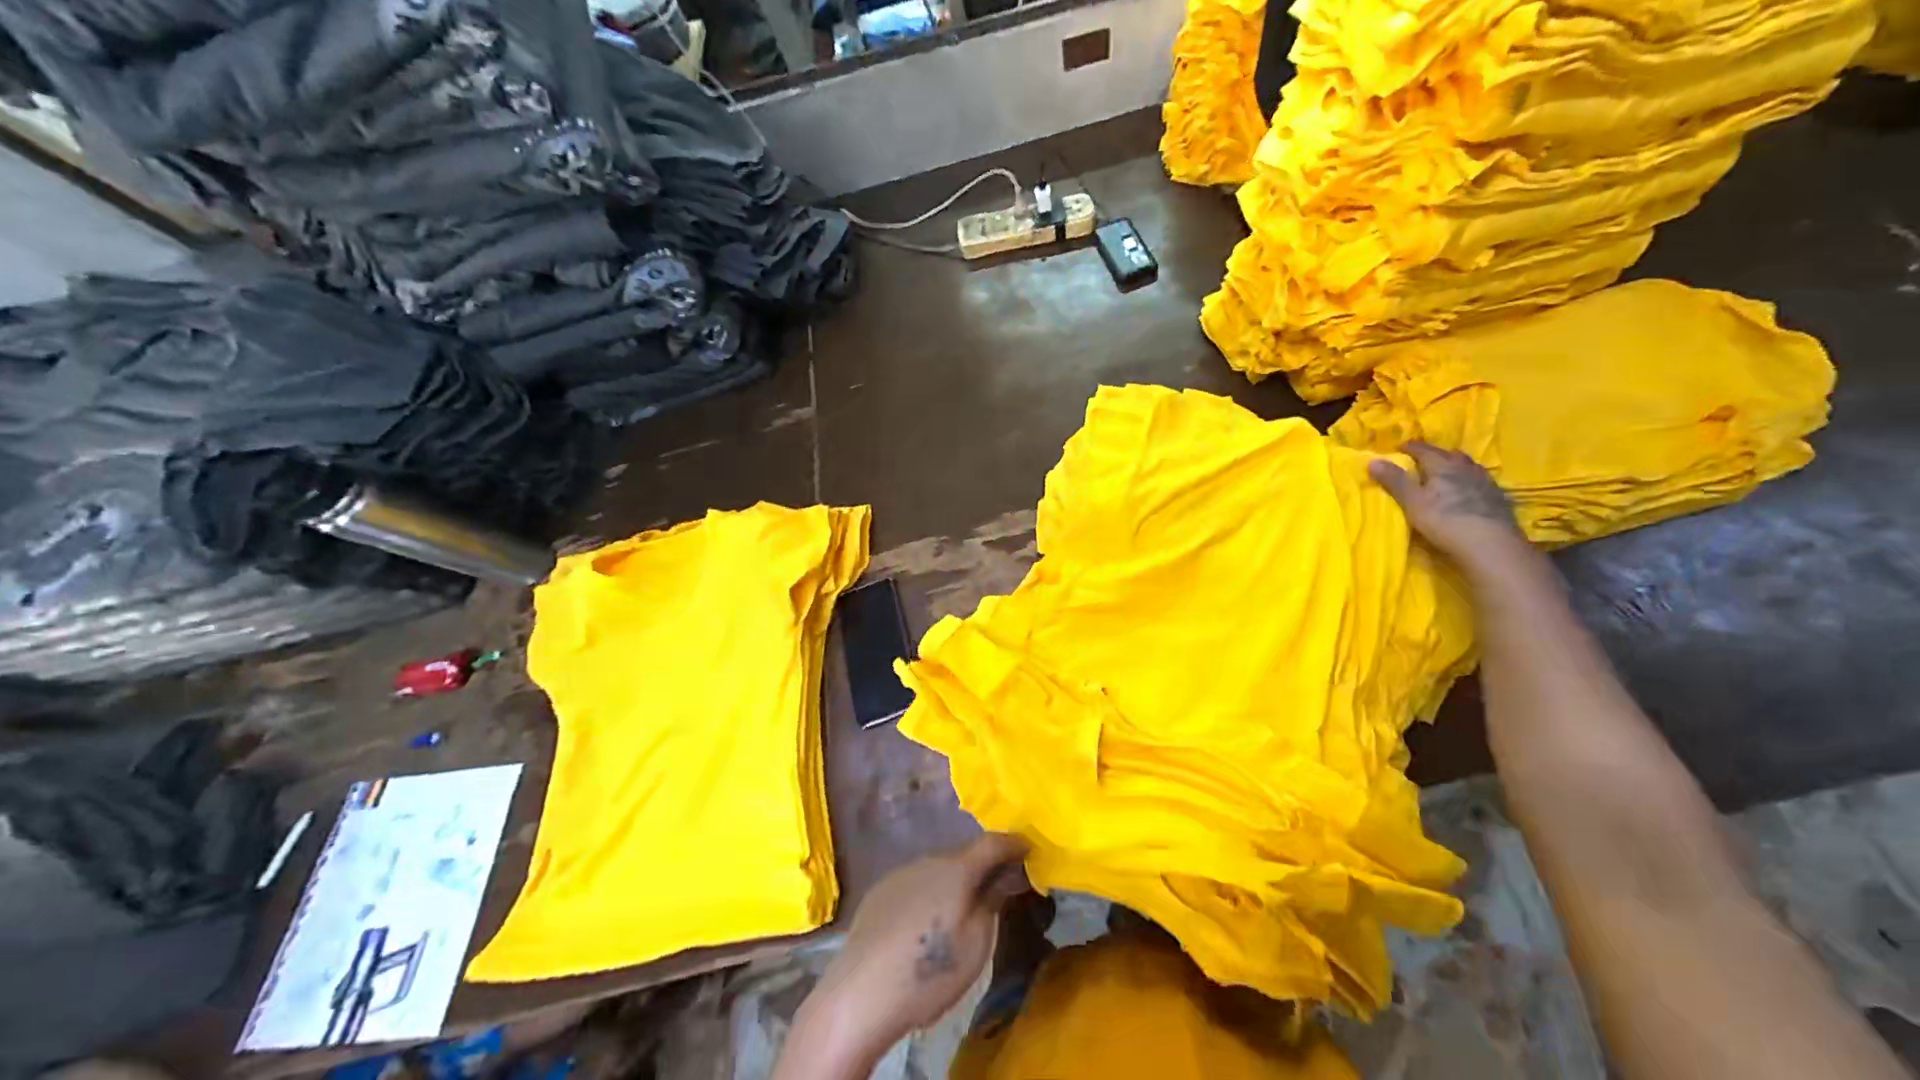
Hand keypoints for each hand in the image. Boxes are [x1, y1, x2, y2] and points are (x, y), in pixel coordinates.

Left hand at [775, 834, 1029, 1079]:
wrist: (860, 993)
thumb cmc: (929, 971)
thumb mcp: (976, 944)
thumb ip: (993, 902)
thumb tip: (1006, 876)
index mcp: (956, 870)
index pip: (993, 843)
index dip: (1014, 844)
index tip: (1030, 849)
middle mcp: (927, 861)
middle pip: (964, 857)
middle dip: (984, 868)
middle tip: (1000, 888)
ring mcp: (899, 875)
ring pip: (937, 871)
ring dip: (954, 883)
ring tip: (962, 912)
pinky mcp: (878, 893)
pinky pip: (915, 885)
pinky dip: (929, 895)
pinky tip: (925, 925)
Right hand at [1368, 442, 1529, 575]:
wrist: (1490, 543)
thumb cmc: (1444, 520)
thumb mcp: (1412, 502)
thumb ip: (1395, 481)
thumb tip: (1373, 460)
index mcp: (1443, 467)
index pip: (1424, 451)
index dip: (1411, 448)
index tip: (1399, 447)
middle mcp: (1465, 469)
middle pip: (1449, 455)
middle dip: (1435, 453)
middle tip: (1424, 457)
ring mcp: (1484, 482)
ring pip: (1468, 466)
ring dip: (1455, 465)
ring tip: (1447, 470)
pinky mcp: (1497, 498)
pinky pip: (1479, 480)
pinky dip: (1469, 479)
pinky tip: (1468, 488)